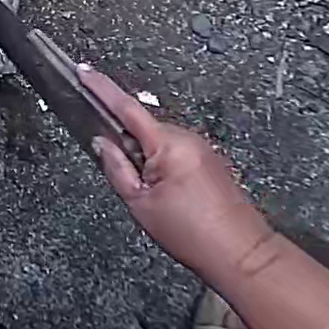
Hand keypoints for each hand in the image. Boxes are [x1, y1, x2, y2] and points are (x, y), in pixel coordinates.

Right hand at [79, 65, 276, 278]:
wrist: (244, 256)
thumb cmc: (196, 235)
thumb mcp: (139, 203)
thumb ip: (115, 166)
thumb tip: (100, 142)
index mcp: (168, 144)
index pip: (125, 106)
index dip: (100, 86)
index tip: (84, 72)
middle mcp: (186, 138)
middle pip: (140, 126)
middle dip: (126, 144)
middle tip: (129, 181)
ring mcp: (200, 146)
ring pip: (156, 140)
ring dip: (145, 158)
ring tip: (156, 196)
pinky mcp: (207, 158)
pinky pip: (173, 150)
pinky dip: (161, 164)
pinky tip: (169, 194)